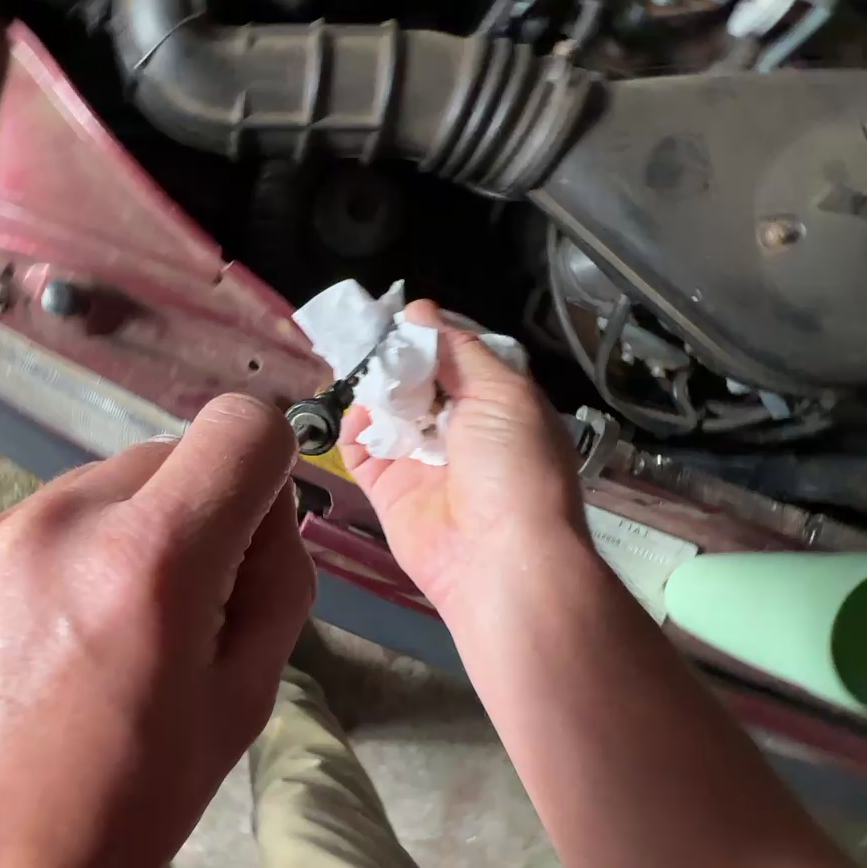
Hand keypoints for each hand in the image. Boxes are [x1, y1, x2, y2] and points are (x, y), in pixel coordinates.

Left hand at [0, 393, 315, 867]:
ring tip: (102, 627)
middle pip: (168, 454)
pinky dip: (63, 556)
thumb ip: (276, 576)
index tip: (250, 529)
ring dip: (124, 532)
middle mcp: (64, 518)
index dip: (265, 467)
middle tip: (177, 602)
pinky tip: (45, 637)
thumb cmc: (134, 798)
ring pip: (101, 486)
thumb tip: (264, 508)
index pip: (241, 425)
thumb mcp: (246, 695)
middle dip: (193, 510)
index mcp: (152, 556)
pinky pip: (38, 522)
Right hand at [341, 300, 587, 615]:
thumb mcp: (502, 393)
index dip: (428, 335)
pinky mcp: (386, 487)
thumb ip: (457, 351)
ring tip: (359, 374)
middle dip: (393, 361)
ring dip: (372, 392)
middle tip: (365, 338)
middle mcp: (457, 429)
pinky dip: (352, 431)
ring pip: (385, 412)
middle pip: (415, 382)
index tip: (399, 314)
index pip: (456, 357)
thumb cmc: (514, 469)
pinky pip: (360, 451)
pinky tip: (355, 417)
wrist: (497, 557)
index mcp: (496, 403)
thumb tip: (419, 310)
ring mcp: (419, 460)